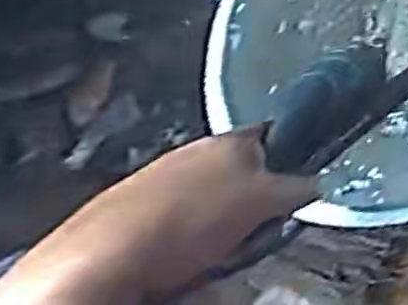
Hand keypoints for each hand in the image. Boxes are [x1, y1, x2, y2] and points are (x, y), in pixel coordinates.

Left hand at [0, 126, 316, 303]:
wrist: (89, 269)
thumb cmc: (182, 223)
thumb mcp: (265, 202)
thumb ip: (300, 186)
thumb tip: (318, 184)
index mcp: (229, 138)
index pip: (277, 136)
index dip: (290, 162)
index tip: (291, 192)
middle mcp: (191, 154)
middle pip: (243, 179)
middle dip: (250, 210)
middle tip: (248, 237)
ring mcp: (152, 186)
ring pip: (207, 210)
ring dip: (216, 235)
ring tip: (207, 261)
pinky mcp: (119, 222)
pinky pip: (169, 233)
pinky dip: (176, 252)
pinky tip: (171, 270)